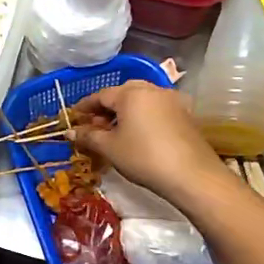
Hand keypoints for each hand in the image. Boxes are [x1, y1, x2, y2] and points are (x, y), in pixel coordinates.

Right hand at [70, 81, 228, 206]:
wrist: (190, 174)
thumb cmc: (143, 157)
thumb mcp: (110, 148)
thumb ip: (89, 136)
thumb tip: (72, 132)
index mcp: (131, 93)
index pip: (101, 94)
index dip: (85, 106)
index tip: (74, 117)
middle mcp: (153, 89)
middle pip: (123, 94)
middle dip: (106, 108)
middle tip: (95, 126)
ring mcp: (172, 100)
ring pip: (142, 101)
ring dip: (126, 113)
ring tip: (115, 132)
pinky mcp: (185, 114)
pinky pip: (157, 110)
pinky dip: (143, 118)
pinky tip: (139, 135)